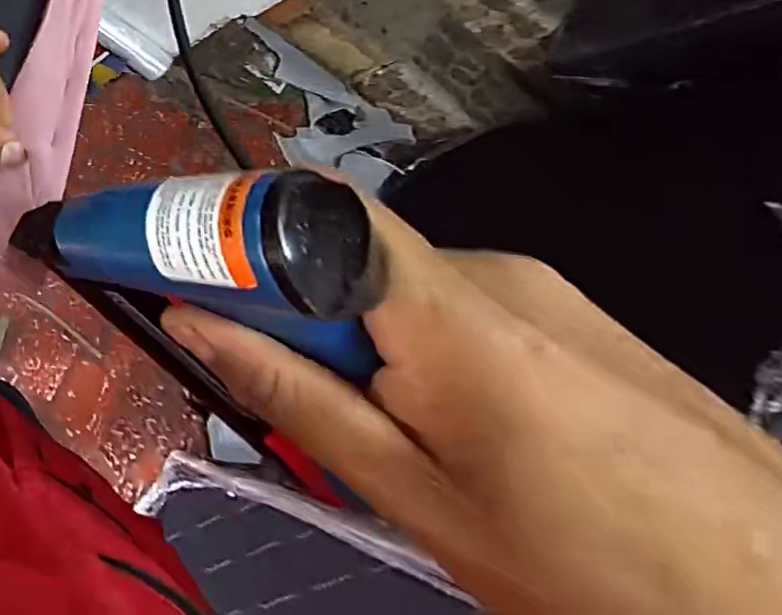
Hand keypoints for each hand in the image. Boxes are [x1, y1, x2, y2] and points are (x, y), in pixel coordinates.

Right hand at [161, 199, 781, 614]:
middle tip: (273, 366)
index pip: (321, 208)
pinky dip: (405, 333)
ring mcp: (542, 288)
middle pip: (348, 250)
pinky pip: (450, 299)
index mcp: (451, 309)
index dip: (241, 217)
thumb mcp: (409, 493)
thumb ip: (288, 392)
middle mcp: (493, 269)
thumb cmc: (596, 573)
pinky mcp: (572, 315)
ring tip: (370, 411)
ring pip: (395, 279)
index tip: (184, 255)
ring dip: (351, 322)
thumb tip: (186, 318)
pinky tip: (444, 413)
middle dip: (292, 296)